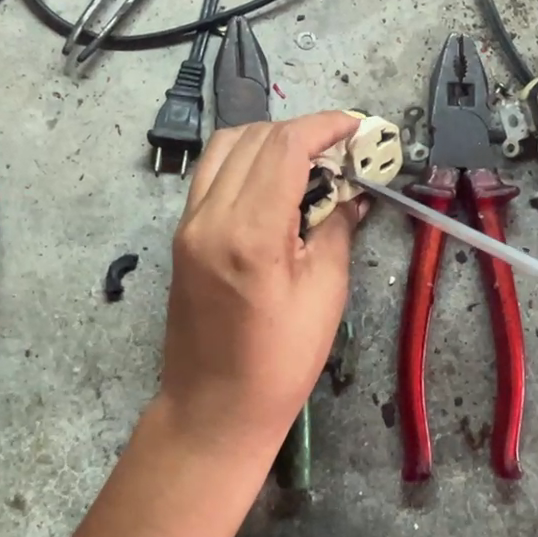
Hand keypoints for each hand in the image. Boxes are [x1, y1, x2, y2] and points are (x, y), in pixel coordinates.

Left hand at [157, 111, 367, 448]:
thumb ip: (337, 229)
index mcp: (251, 233)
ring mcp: (189, 222)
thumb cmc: (279, 363)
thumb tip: (353, 192)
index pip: (285, 146)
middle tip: (340, 149)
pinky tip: (273, 179)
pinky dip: (245, 157)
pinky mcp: (181, 232)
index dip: (325, 125)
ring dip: (270, 137)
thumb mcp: (325, 295)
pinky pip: (212, 171)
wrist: (212, 411)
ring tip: (308, 158)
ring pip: (227, 145)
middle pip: (256, 136)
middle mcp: (211, 216)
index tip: (356, 126)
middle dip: (302, 130)